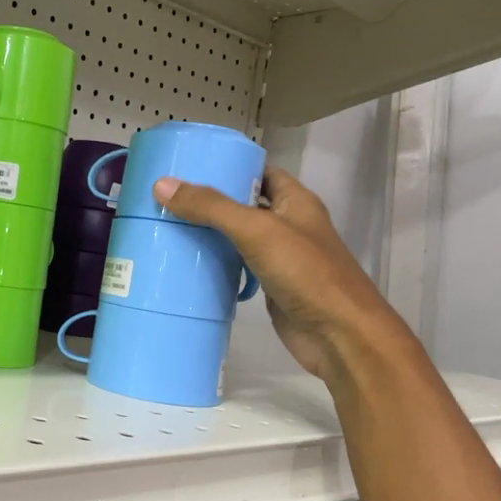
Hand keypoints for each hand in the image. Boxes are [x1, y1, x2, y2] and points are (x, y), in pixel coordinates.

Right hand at [154, 168, 407, 382]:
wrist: (338, 334)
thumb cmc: (306, 273)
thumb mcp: (257, 230)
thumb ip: (211, 207)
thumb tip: (161, 185)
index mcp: (296, 201)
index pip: (261, 172)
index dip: (230, 166)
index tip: (190, 166)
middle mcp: (289, 225)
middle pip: (245, 205)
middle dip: (211, 201)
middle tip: (167, 197)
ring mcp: (280, 258)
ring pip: (239, 238)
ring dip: (210, 233)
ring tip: (167, 225)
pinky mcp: (270, 286)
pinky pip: (238, 267)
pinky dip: (216, 264)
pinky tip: (187, 263)